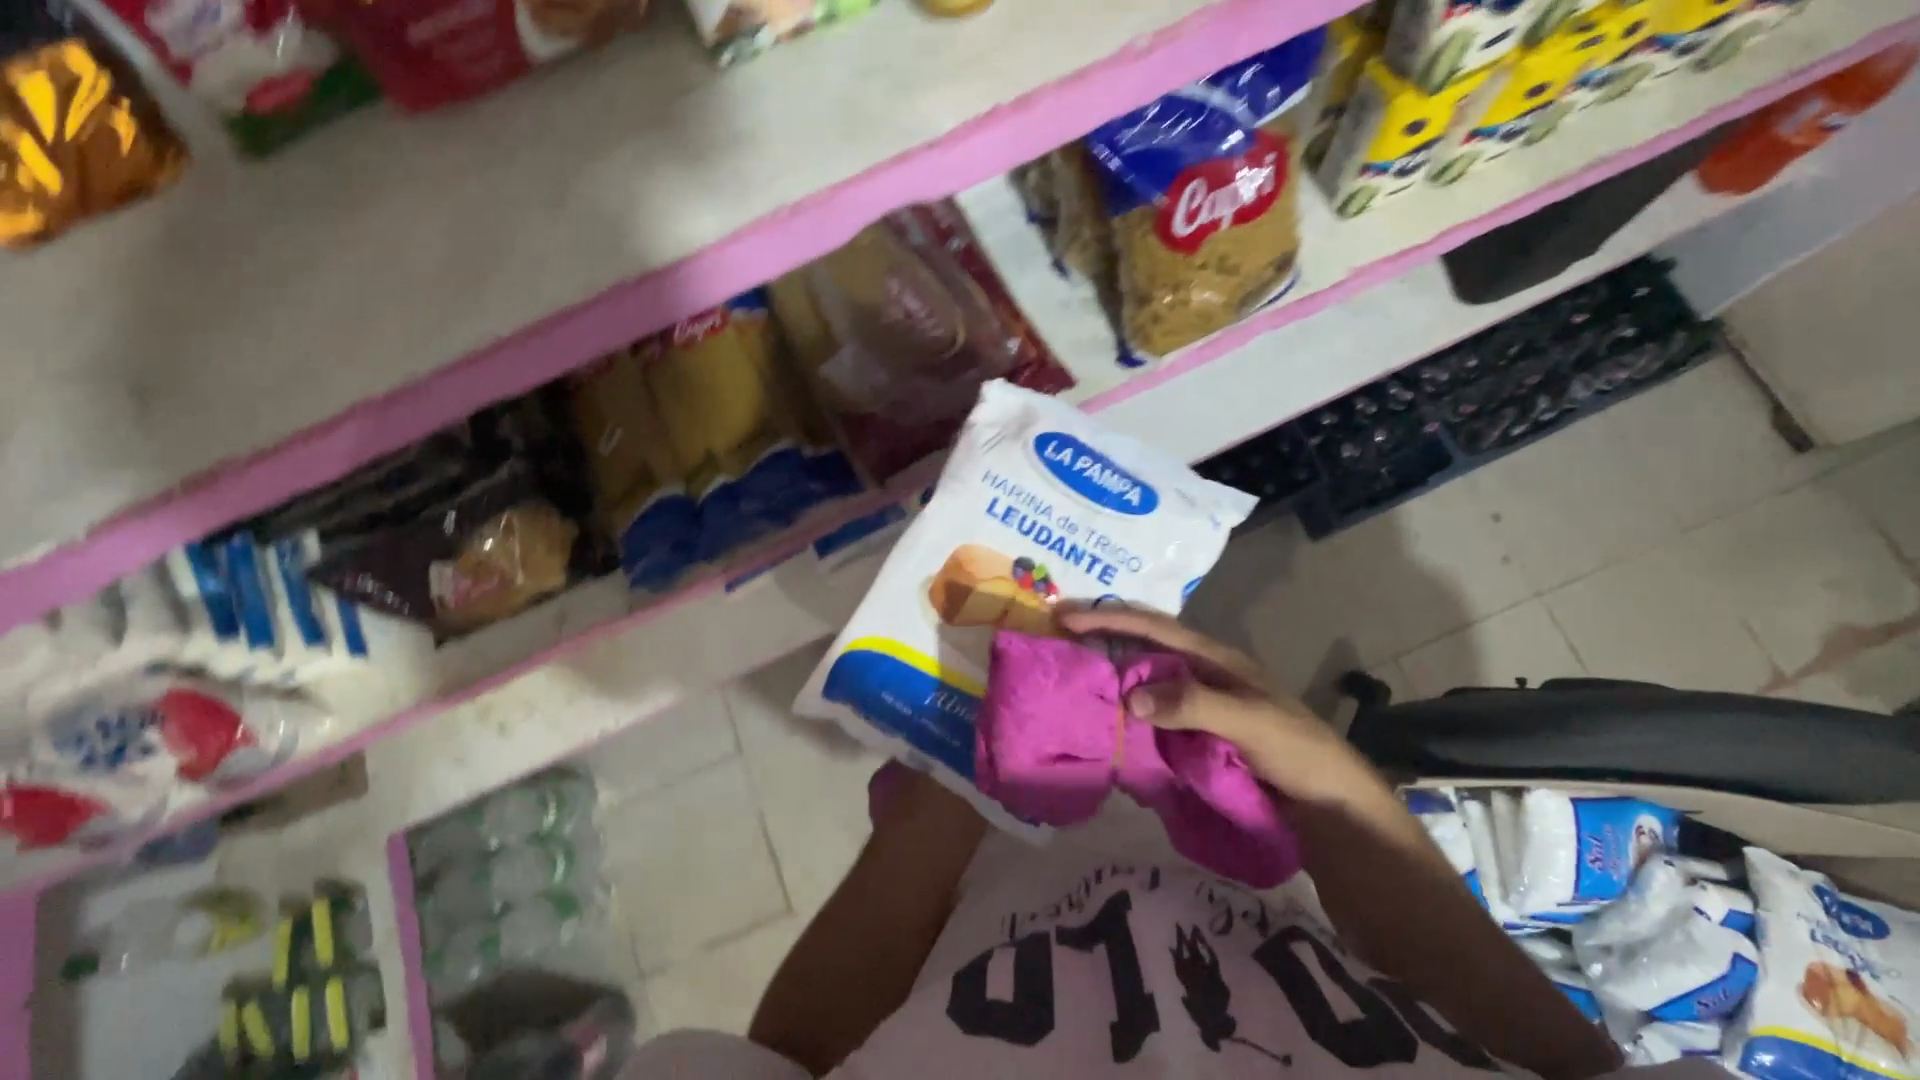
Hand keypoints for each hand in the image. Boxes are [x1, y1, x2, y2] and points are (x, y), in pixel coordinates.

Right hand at [1057, 606, 1385, 808]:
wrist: (1331, 809)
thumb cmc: (1298, 753)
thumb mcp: (1250, 722)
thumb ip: (1192, 704)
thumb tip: (1130, 696)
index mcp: (1216, 660)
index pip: (1154, 628)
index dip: (1109, 617)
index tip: (1064, 616)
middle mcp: (1202, 677)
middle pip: (1143, 649)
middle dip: (1102, 642)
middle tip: (1056, 644)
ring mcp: (1198, 709)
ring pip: (1143, 685)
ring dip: (1108, 681)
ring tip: (1068, 684)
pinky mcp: (1195, 740)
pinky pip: (1150, 721)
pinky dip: (1124, 719)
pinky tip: (1102, 728)